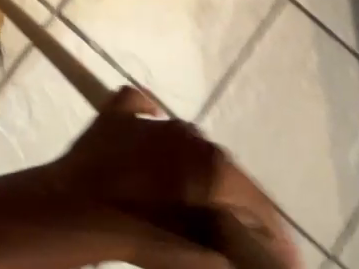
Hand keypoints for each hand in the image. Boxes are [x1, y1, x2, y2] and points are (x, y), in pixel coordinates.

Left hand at [40, 86, 300, 268]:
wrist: (75, 211)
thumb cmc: (142, 237)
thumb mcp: (200, 253)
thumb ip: (230, 246)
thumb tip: (246, 249)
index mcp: (216, 167)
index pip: (258, 203)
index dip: (272, 234)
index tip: (284, 256)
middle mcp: (189, 135)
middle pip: (222, 169)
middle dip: (233, 200)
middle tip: (238, 227)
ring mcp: (149, 121)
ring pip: (185, 141)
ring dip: (194, 165)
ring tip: (197, 194)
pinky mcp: (113, 115)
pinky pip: (137, 104)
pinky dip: (147, 112)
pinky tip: (152, 119)